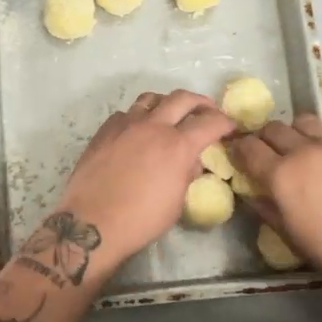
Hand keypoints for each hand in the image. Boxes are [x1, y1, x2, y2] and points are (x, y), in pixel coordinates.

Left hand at [53, 90, 233, 264]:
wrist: (92, 223)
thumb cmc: (140, 220)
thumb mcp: (176, 202)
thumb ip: (187, 175)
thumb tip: (191, 161)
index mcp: (177, 146)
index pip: (210, 122)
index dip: (224, 122)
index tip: (229, 126)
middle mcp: (153, 126)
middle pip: (182, 98)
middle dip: (200, 102)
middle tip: (207, 111)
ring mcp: (126, 125)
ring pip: (151, 99)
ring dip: (166, 103)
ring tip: (170, 114)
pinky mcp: (105, 131)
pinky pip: (126, 113)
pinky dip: (139, 117)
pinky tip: (138, 131)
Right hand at [230, 114, 321, 278]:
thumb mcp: (288, 235)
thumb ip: (265, 207)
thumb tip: (251, 192)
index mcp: (280, 174)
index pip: (248, 147)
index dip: (238, 148)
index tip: (237, 155)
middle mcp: (304, 151)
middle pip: (273, 128)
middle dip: (264, 138)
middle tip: (265, 153)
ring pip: (303, 121)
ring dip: (293, 131)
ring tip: (297, 148)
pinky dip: (320, 138)